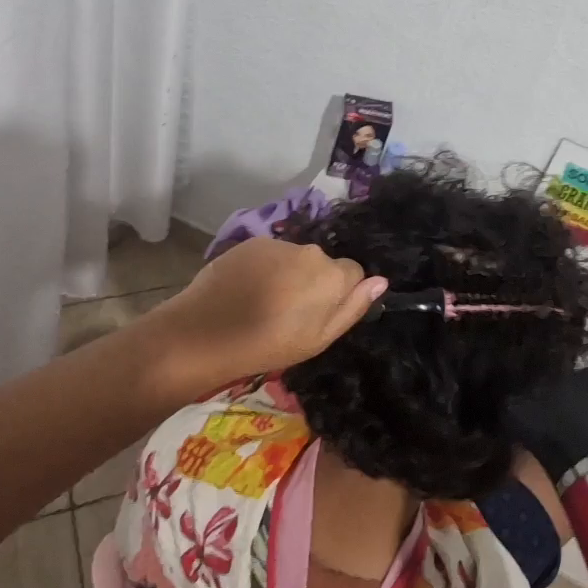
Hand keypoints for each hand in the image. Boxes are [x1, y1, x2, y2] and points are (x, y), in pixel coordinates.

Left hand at [144, 239, 386, 386]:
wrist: (206, 332)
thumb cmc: (269, 345)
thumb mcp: (319, 339)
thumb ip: (353, 307)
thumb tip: (381, 281)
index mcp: (333, 275)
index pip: (353, 273)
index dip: (338, 295)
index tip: (317, 315)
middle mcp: (311, 251)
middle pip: (323, 264)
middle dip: (313, 283)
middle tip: (289, 314)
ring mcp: (279, 243)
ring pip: (295, 259)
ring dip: (288, 275)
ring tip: (263, 304)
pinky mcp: (252, 242)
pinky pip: (270, 254)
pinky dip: (264, 269)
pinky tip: (246, 291)